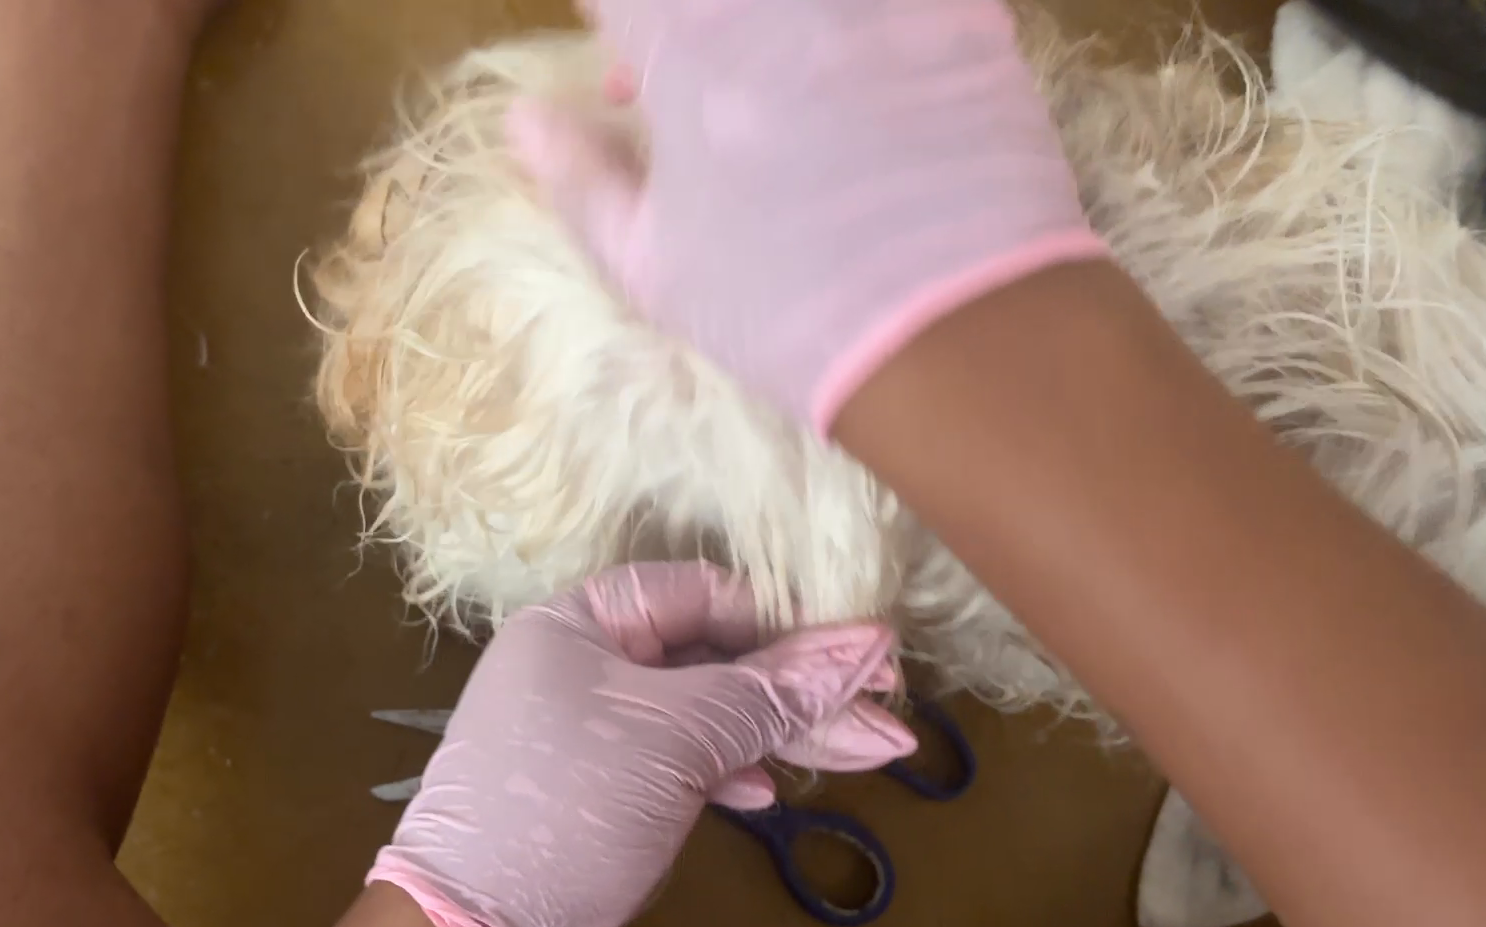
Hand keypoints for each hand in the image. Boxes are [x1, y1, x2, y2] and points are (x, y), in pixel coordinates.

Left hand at [368, 562, 913, 926]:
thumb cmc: (574, 800)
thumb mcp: (677, 735)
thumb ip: (771, 691)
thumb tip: (871, 645)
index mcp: (579, 620)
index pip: (694, 592)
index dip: (773, 618)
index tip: (847, 652)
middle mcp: (582, 659)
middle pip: (706, 655)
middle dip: (795, 689)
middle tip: (885, 714)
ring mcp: (593, 723)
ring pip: (700, 710)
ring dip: (774, 733)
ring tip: (868, 753)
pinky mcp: (605, 780)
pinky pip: (676, 755)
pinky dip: (722, 768)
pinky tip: (764, 790)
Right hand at [505, 0, 1108, 432]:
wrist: (938, 335)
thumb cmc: (770, 310)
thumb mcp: (649, 266)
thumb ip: (579, 181)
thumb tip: (522, 121)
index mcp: (690, 50)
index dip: (615, 22)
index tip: (623, 70)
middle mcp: (782, 1)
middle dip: (677, 32)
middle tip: (679, 85)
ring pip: (789, 9)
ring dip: (756, 36)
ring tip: (758, 96)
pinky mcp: (963, 9)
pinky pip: (879, 8)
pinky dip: (837, 38)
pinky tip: (841, 92)